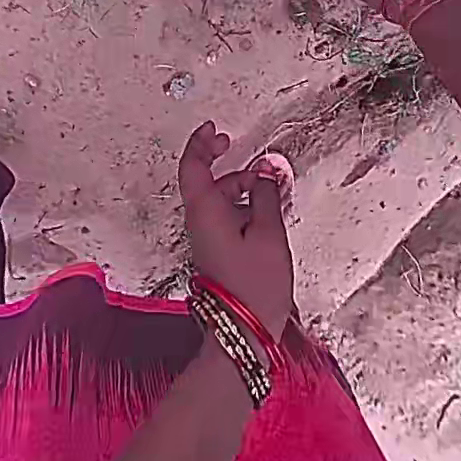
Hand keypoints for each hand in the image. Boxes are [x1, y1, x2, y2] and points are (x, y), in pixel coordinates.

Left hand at [178, 121, 293, 339]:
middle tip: (230, 143)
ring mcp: (206, 235)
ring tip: (265, 181)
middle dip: (214, 157)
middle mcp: (199, 219)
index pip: (193, 166)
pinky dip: (239, 202)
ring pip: (215, 196)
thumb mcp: (268, 234)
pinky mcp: (215, 248)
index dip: (200, 143)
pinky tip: (262, 207)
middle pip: (201, 178)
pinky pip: (222, 214)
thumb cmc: (255, 285)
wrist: (243, 333)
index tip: (212, 128)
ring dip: (235, 182)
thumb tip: (264, 171)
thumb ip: (265, 197)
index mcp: (205, 209)